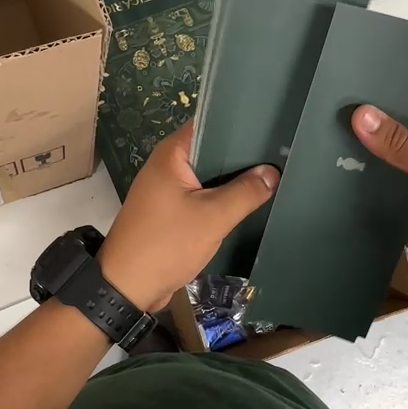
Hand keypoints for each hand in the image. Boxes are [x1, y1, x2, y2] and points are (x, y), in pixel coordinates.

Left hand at [99, 120, 277, 310]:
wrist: (127, 287)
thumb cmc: (166, 244)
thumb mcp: (213, 217)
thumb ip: (245, 192)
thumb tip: (272, 172)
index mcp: (172, 154)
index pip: (209, 122)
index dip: (239, 121)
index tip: (272, 124)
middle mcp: (167, 164)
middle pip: (211, 148)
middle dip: (242, 153)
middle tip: (281, 152)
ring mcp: (167, 189)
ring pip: (208, 174)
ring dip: (233, 178)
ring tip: (273, 172)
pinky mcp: (170, 211)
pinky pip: (201, 195)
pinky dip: (221, 197)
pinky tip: (249, 200)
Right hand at [352, 103, 407, 294]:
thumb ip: (401, 142)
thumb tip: (361, 115)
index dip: (404, 86)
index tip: (367, 75)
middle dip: (381, 116)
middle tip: (342, 97)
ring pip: (396, 150)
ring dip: (372, 144)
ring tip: (333, 120)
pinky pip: (387, 176)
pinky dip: (369, 170)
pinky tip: (340, 155)